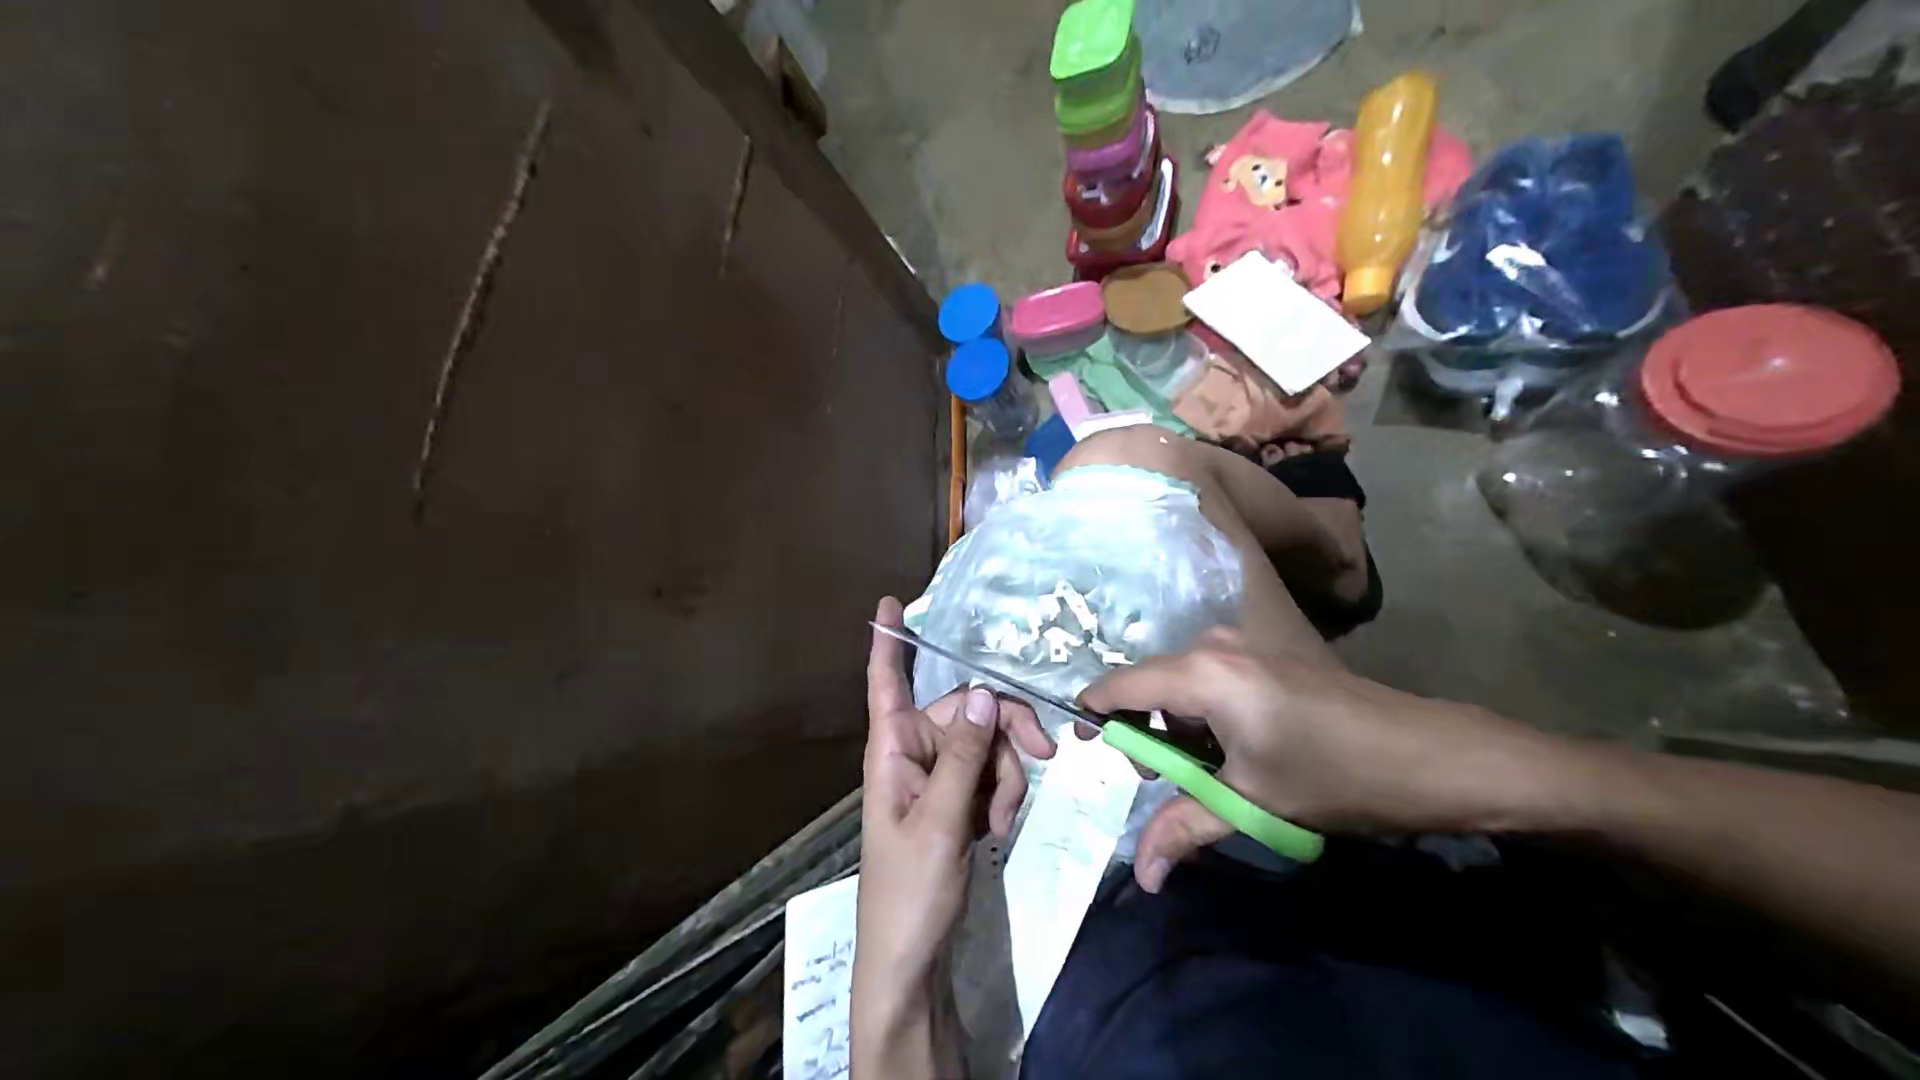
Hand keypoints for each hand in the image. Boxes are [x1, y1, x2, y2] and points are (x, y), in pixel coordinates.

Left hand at [851, 597, 1052, 1075]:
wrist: (911, 962)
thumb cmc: (909, 892)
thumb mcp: (941, 822)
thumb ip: (964, 756)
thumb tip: (982, 692)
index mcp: (893, 749)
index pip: (887, 684)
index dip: (889, 644)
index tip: (890, 603)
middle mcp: (915, 753)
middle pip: (969, 712)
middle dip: (1005, 738)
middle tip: (1041, 761)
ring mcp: (939, 777)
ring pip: (990, 744)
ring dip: (1006, 779)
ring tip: (997, 825)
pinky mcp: (958, 800)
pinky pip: (993, 775)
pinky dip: (1004, 796)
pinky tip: (997, 831)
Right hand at [1079, 628, 1572, 891]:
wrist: (1434, 753)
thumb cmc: (1335, 774)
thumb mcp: (1252, 802)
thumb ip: (1183, 829)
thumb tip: (1141, 877)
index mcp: (1201, 674)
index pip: (1119, 686)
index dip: (1092, 714)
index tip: (1078, 744)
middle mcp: (1212, 647)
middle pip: (1146, 685)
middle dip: (1142, 732)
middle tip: (1164, 780)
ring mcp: (1241, 645)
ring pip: (1177, 684)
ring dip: (1174, 726)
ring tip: (1205, 771)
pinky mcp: (1263, 655)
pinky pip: (1206, 679)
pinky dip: (1200, 713)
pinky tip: (1232, 748)